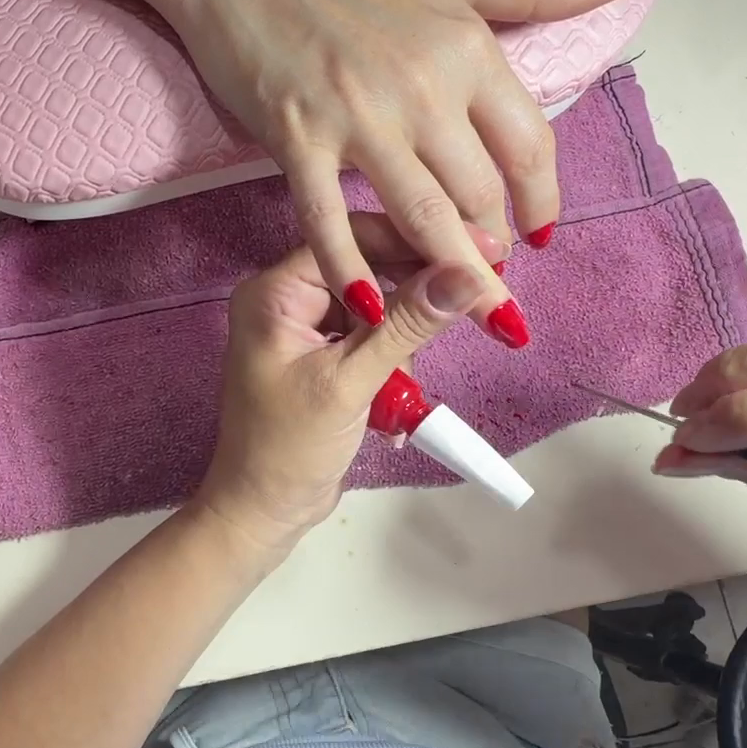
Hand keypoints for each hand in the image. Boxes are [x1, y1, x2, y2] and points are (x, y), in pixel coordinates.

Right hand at [149, 0, 644, 344]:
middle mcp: (421, 90)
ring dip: (446, 275)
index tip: (536, 238)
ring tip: (462, 313)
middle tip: (490, 284)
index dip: (540, 203)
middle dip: (492, 249)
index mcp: (464, 47)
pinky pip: (327, 220)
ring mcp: (355, 121)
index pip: (526, 145)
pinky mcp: (296, 143)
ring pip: (416, 218)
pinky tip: (368, 307)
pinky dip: (349, 268)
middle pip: (476, 195)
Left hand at [194, 214, 486, 548]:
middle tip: (480, 302)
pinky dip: (392, 360)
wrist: (263, 509)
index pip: (352, 238)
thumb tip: (467, 271)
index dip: (416, 240)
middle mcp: (285, 299)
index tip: (483, 249)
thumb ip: (406, 326)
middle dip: (416, 294)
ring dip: (403, 339)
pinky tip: (397, 396)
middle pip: (368, 267)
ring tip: (405, 382)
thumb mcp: (348, 384)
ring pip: (377, 304)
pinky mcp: (322, 355)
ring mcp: (303, 328)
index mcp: (273, 292)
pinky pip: (371, 336)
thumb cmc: (288, 449)